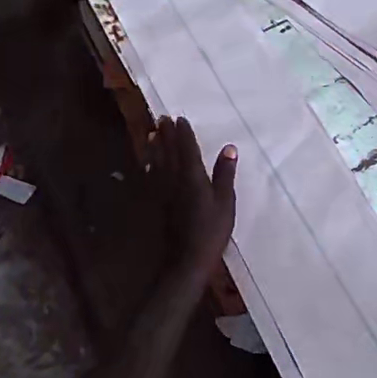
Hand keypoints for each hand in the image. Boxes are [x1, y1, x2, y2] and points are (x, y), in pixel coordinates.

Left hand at [148, 116, 235, 274]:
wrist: (186, 258)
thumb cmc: (212, 231)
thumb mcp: (225, 202)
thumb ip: (225, 174)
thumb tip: (229, 148)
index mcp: (193, 177)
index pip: (187, 149)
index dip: (184, 133)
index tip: (180, 118)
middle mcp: (174, 179)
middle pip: (168, 151)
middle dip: (166, 134)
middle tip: (162, 118)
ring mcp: (162, 192)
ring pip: (156, 162)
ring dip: (155, 146)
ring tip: (152, 133)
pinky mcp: (156, 203)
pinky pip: (150, 177)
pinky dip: (148, 165)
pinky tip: (147, 162)